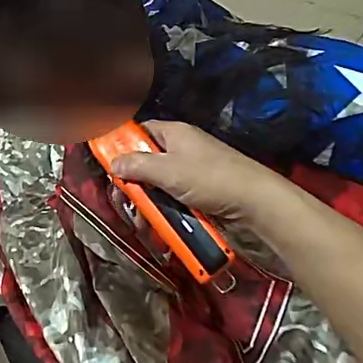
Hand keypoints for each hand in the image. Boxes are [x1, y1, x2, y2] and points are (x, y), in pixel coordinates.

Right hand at [105, 121, 298, 226]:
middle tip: (127, 202)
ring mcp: (193, 176)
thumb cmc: (212, 179)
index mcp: (176, 134)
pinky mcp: (202, 197)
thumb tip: (113, 162)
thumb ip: (138, 166)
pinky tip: (165, 231)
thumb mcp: (169, 171)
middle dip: (135, 186)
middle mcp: (183, 151)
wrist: (256, 203)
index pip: (142, 131)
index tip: (106, 162)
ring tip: (147, 224)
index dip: (123, 143)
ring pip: (160, 189)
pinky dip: (168, 217)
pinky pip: (175, 205)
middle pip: (147, 164)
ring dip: (151, 207)